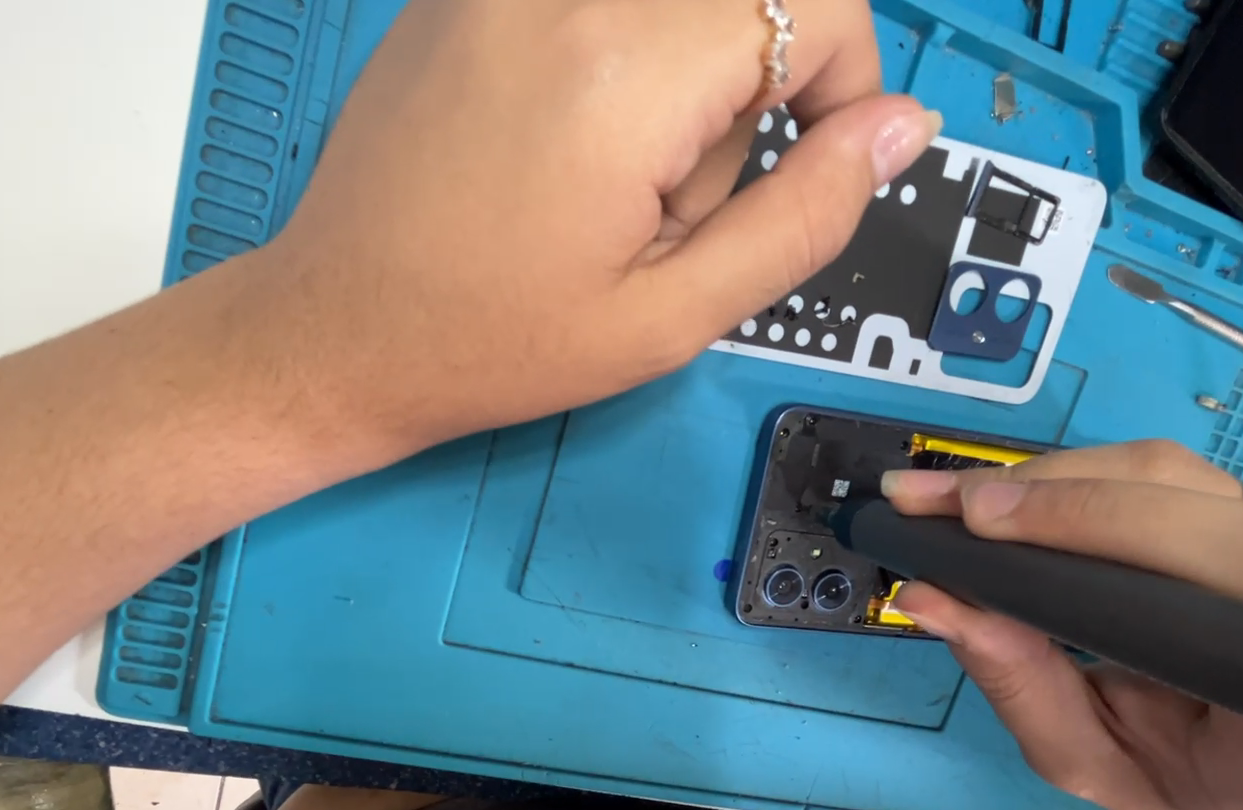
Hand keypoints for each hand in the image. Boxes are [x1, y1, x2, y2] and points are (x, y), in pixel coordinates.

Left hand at [231, 0, 939, 463]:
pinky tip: (564, 146)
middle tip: (671, 205)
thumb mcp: (670, 318)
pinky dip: (619, 61)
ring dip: (681, 82)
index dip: (841, 88)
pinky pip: (602, 6)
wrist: (344, 332)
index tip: (805, 169)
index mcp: (627, 67)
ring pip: (677, 3)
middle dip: (751, 93)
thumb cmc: (495, 343)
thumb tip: (898, 129)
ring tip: (606, 188)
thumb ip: (802, 220)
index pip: (818, 0)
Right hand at [881, 441, 1242, 809]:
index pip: (1173, 541)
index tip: (969, 524)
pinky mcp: (1239, 511)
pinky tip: (1001, 503)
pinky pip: (1142, 474)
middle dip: (1023, 484)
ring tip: (946, 500)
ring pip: (1146, 464)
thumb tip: (929, 599)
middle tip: (917, 499)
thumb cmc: (1206, 777)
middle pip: (1151, 478)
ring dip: (1033, 475)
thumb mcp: (1096, 760)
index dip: (1067, 516)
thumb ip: (1019, 685)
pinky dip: (1058, 481)